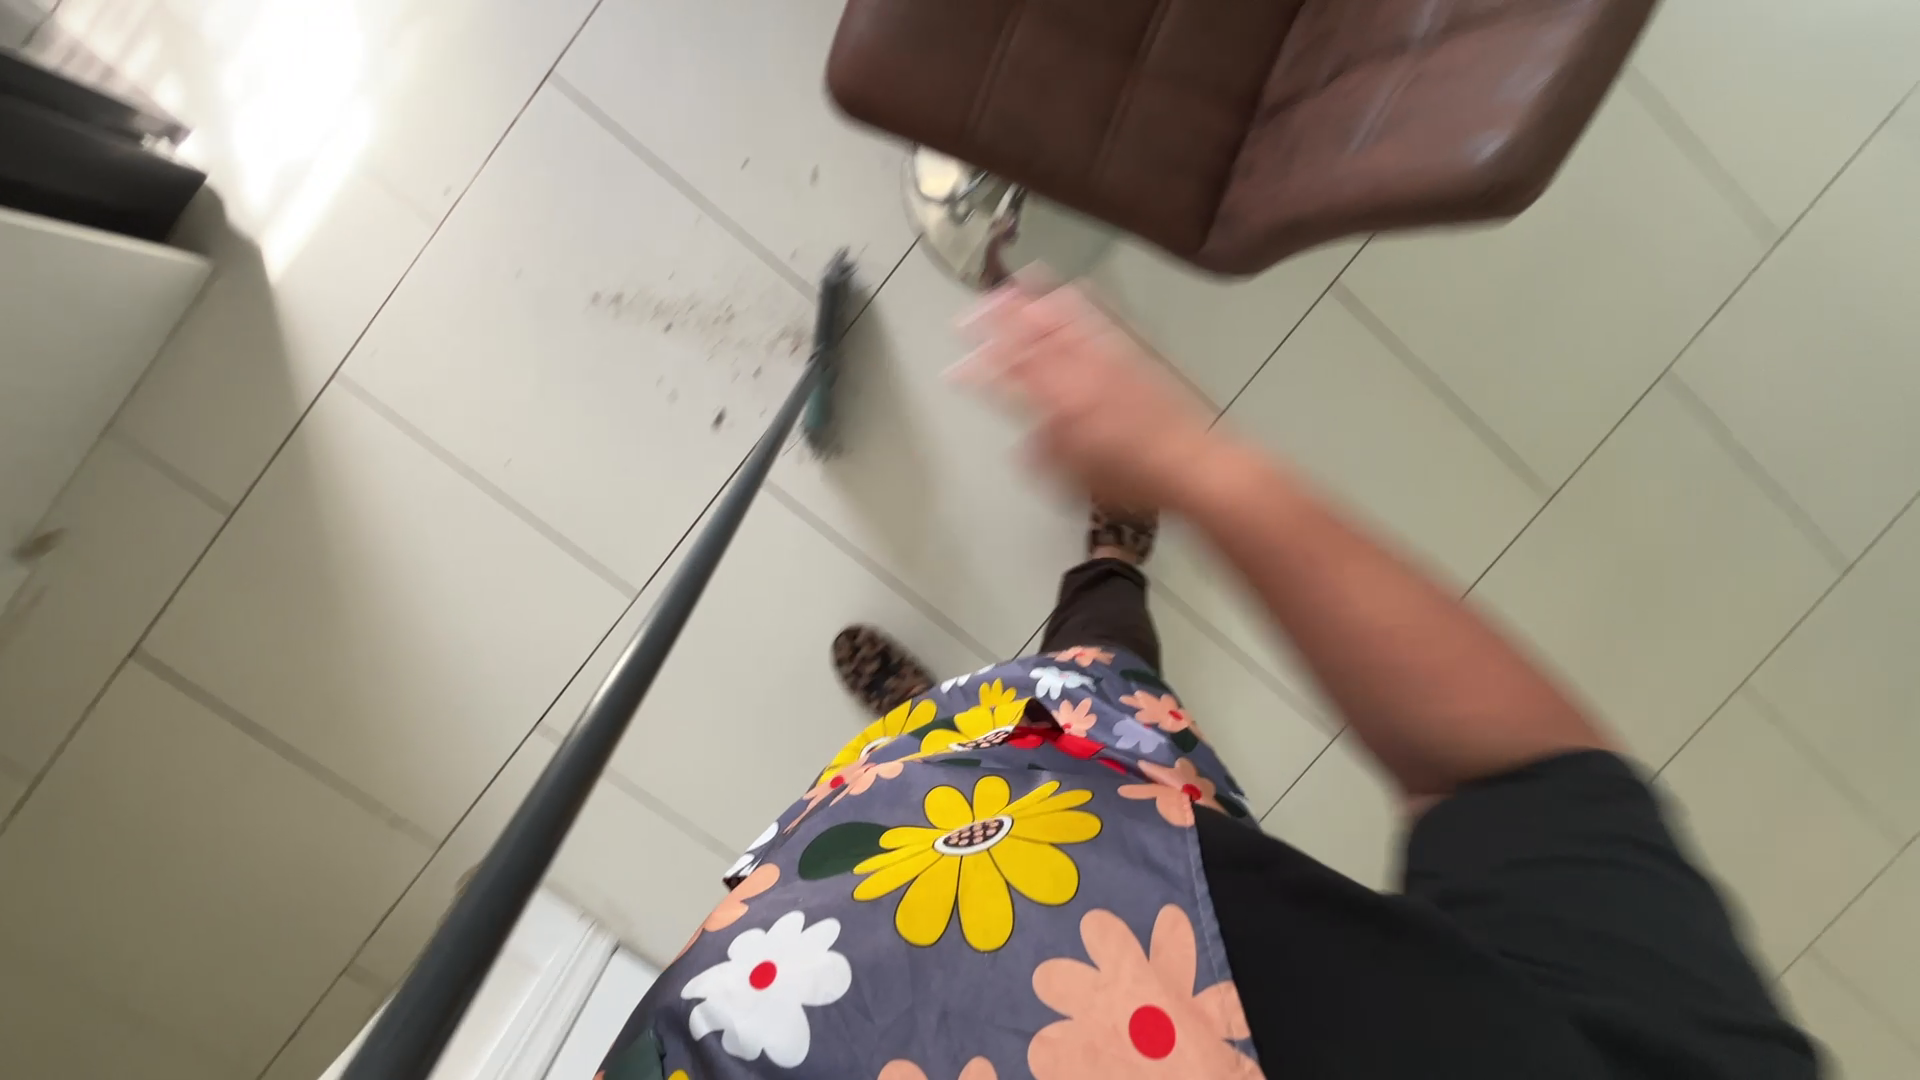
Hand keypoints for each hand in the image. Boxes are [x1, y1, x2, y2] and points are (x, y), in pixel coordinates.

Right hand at [952, 279, 1226, 509]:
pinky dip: (1075, 302)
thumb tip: (1027, 444)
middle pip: (1028, 341)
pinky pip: (1095, 320)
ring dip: (1029, 303)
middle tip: (972, 312)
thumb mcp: (1072, 480)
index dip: (976, 372)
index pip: (1006, 382)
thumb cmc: (1132, 480)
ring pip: (1059, 323)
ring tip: (1008, 288)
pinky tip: (1066, 290)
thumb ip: (1042, 455)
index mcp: (1057, 408)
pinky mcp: (1128, 356)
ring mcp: (1104, 361)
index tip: (956, 369)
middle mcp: (1076, 377)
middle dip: (995, 324)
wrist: (1190, 465)